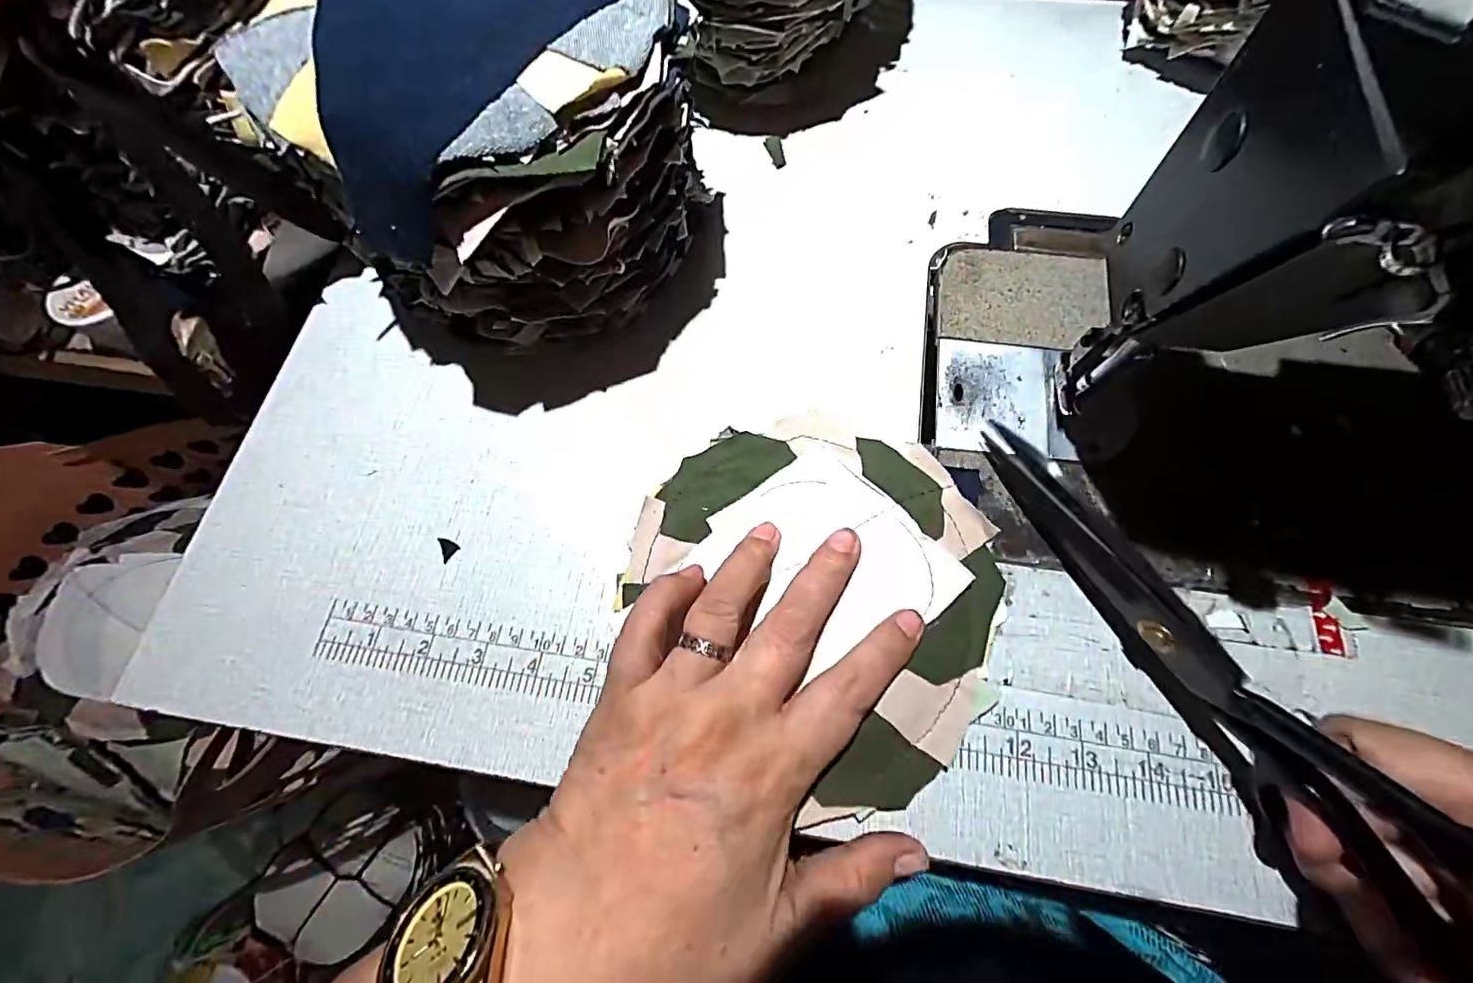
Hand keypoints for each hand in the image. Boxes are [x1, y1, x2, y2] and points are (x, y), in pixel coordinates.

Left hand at [497, 524, 928, 982]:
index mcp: (772, 770)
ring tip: (768, 531)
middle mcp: (726, 720)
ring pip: (716, 615)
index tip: (907, 614)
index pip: (846, 694)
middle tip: (845, 539)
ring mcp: (668, 702)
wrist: (556, 948)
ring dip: (746, 568)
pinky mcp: (617, 702)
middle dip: (822, 580)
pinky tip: (684, 574)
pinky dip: (661, 596)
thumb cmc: (671, 942)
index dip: (882, 652)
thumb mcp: (774, 926)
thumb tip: (916, 854)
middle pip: (787, 632)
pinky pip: (640, 632)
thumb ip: (848, 880)